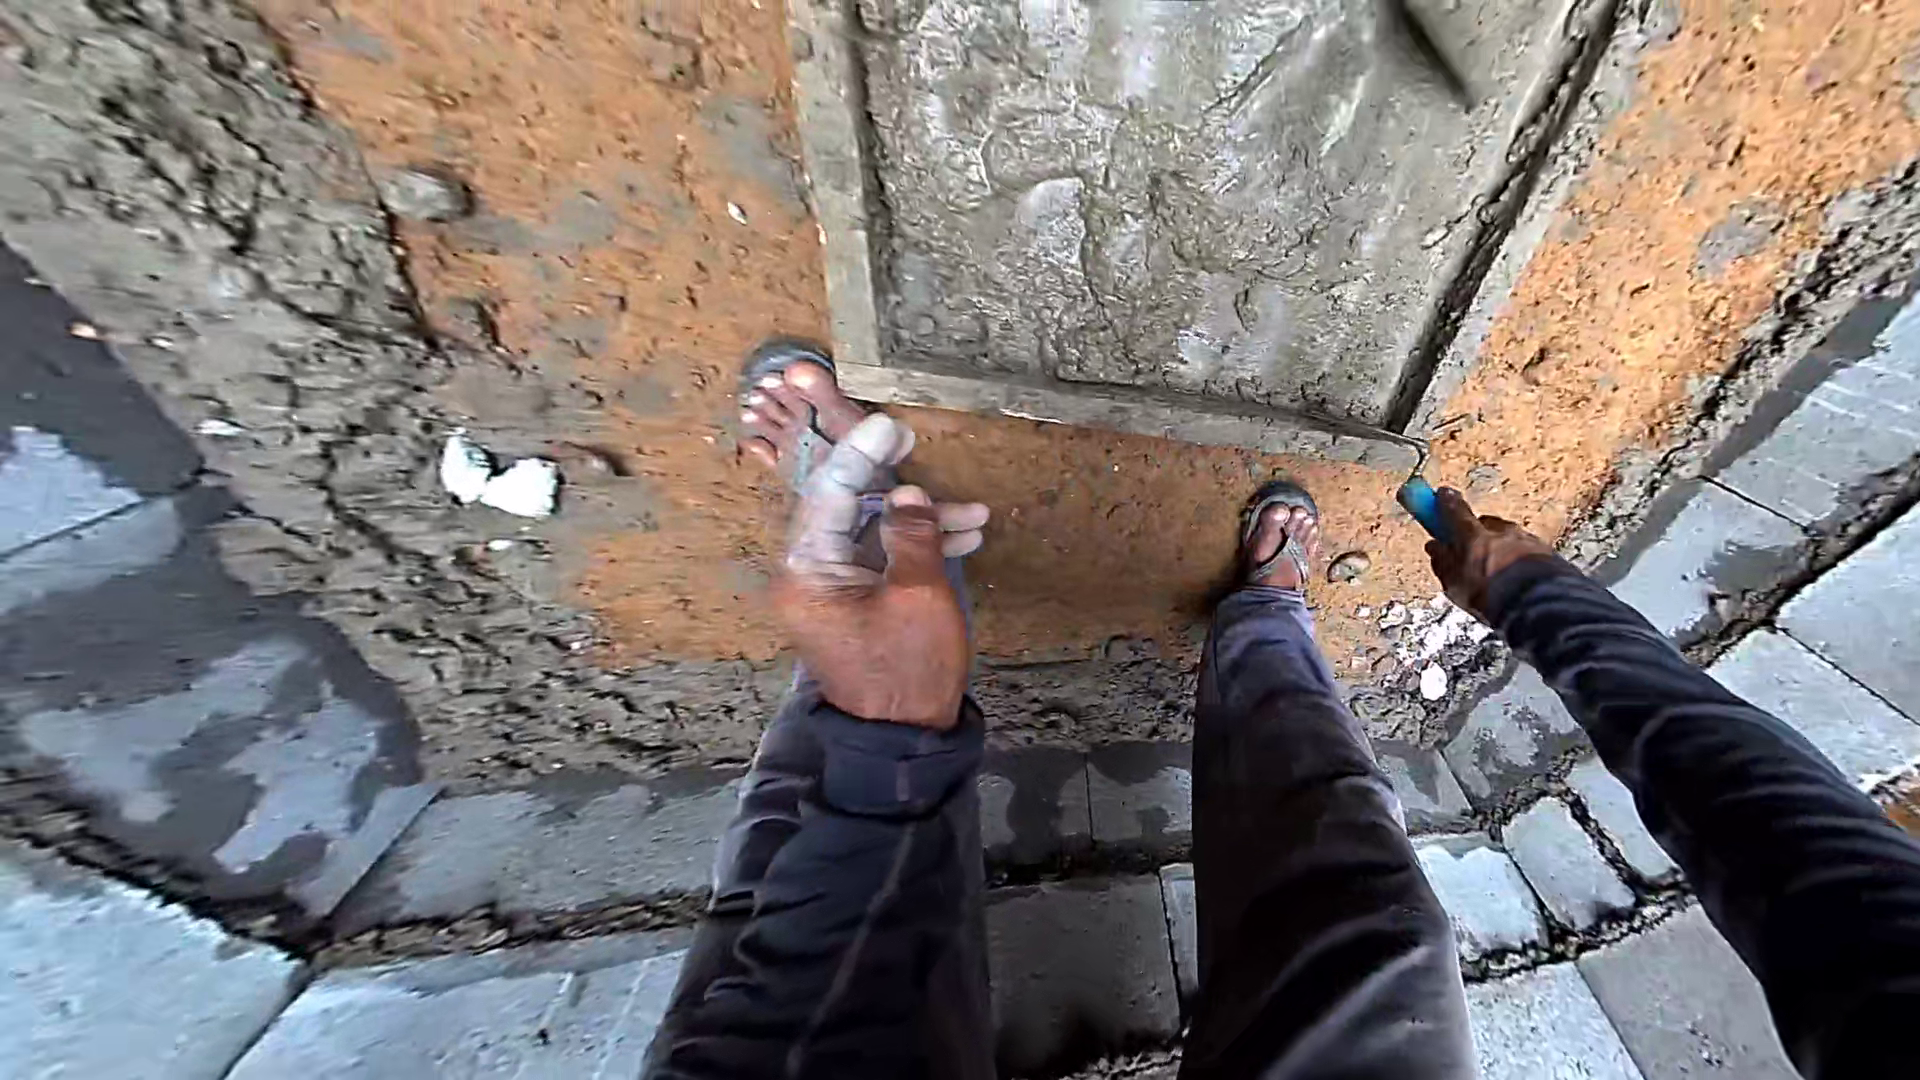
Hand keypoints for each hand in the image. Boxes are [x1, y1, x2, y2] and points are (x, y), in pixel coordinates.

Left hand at [777, 414, 988, 728]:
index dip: (861, 455)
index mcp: (807, 571)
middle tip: (916, 447)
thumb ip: (913, 535)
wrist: (905, 736)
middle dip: (892, 483)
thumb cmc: (909, 669)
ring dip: (921, 520)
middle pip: (847, 507)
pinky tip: (964, 536)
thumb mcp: (918, 596)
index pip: (829, 495)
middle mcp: (809, 572)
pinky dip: (917, 546)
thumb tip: (907, 495)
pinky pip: (882, 556)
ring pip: (873, 530)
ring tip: (975, 513)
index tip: (890, 426)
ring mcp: (832, 585)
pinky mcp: (855, 596)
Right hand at [1425, 487, 1556, 620]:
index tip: (1440, 494)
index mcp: (1472, 535)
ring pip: (1507, 538)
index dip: (1444, 502)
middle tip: (1468, 550)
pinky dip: (1518, 559)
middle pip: (1484, 524)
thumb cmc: (1489, 593)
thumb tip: (1436, 546)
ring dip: (1499, 548)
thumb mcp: (1452, 581)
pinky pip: (1526, 552)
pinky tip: (1514, 577)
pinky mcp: (1549, 554)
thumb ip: (1442, 561)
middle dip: (1476, 533)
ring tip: (1494, 571)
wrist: (1540, 607)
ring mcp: (1527, 541)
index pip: (1454, 511)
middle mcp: (1501, 531)